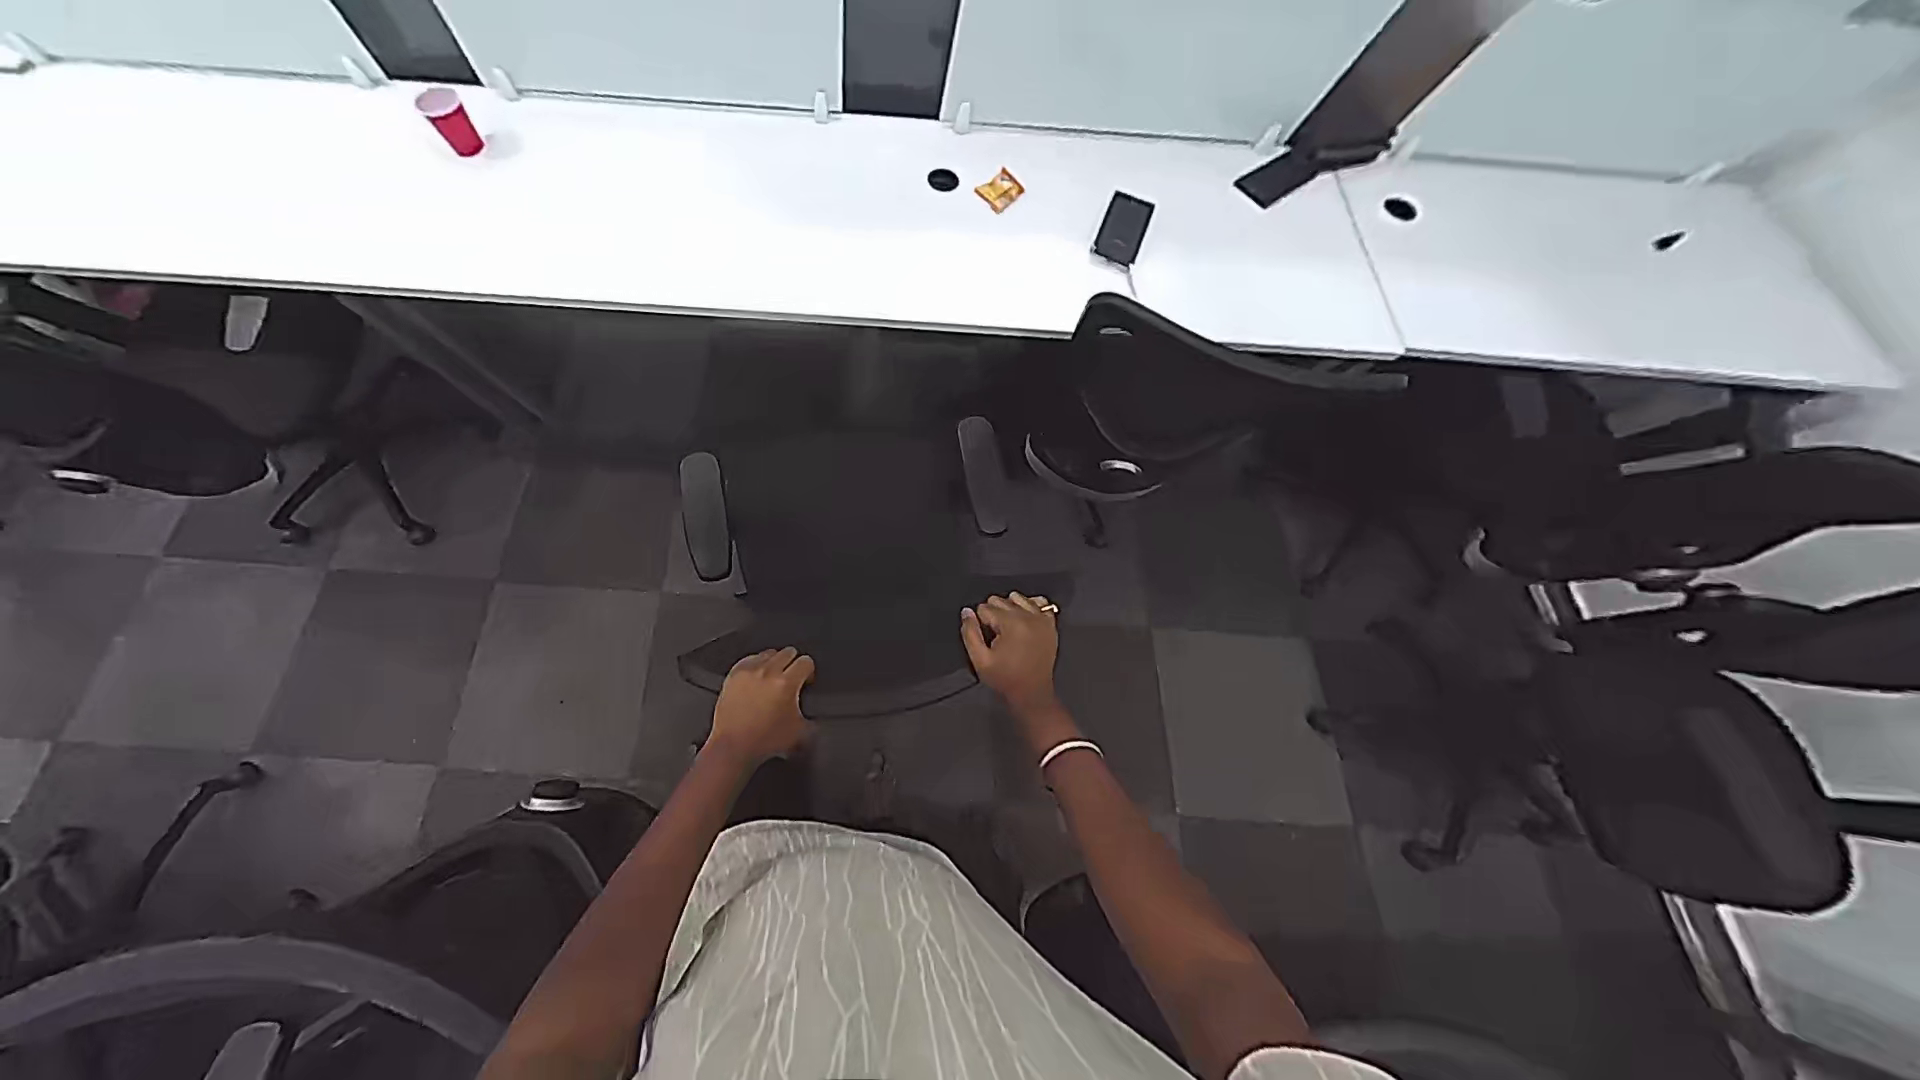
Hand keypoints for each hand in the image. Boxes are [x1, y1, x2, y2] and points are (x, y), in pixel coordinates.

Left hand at [707, 647, 815, 767]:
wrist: (734, 748)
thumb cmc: (763, 742)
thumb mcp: (800, 734)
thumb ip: (813, 722)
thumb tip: (816, 721)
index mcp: (786, 683)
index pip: (806, 662)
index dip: (809, 671)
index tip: (806, 680)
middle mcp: (767, 673)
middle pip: (788, 652)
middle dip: (793, 664)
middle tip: (791, 678)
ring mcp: (748, 672)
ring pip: (768, 653)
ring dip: (774, 663)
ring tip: (773, 678)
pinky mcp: (733, 676)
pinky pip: (749, 659)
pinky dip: (755, 665)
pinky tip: (756, 678)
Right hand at [961, 594, 1078, 751]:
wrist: (1032, 693)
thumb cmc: (1006, 678)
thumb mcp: (980, 659)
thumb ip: (970, 633)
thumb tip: (967, 612)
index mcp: (1011, 623)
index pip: (985, 608)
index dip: (980, 621)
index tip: (985, 637)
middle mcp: (1028, 616)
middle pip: (1002, 600)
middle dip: (993, 614)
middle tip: (994, 635)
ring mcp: (1042, 619)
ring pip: (1019, 598)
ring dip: (1010, 608)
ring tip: (1007, 628)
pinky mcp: (1050, 625)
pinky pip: (1040, 604)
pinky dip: (1030, 607)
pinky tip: (1024, 619)